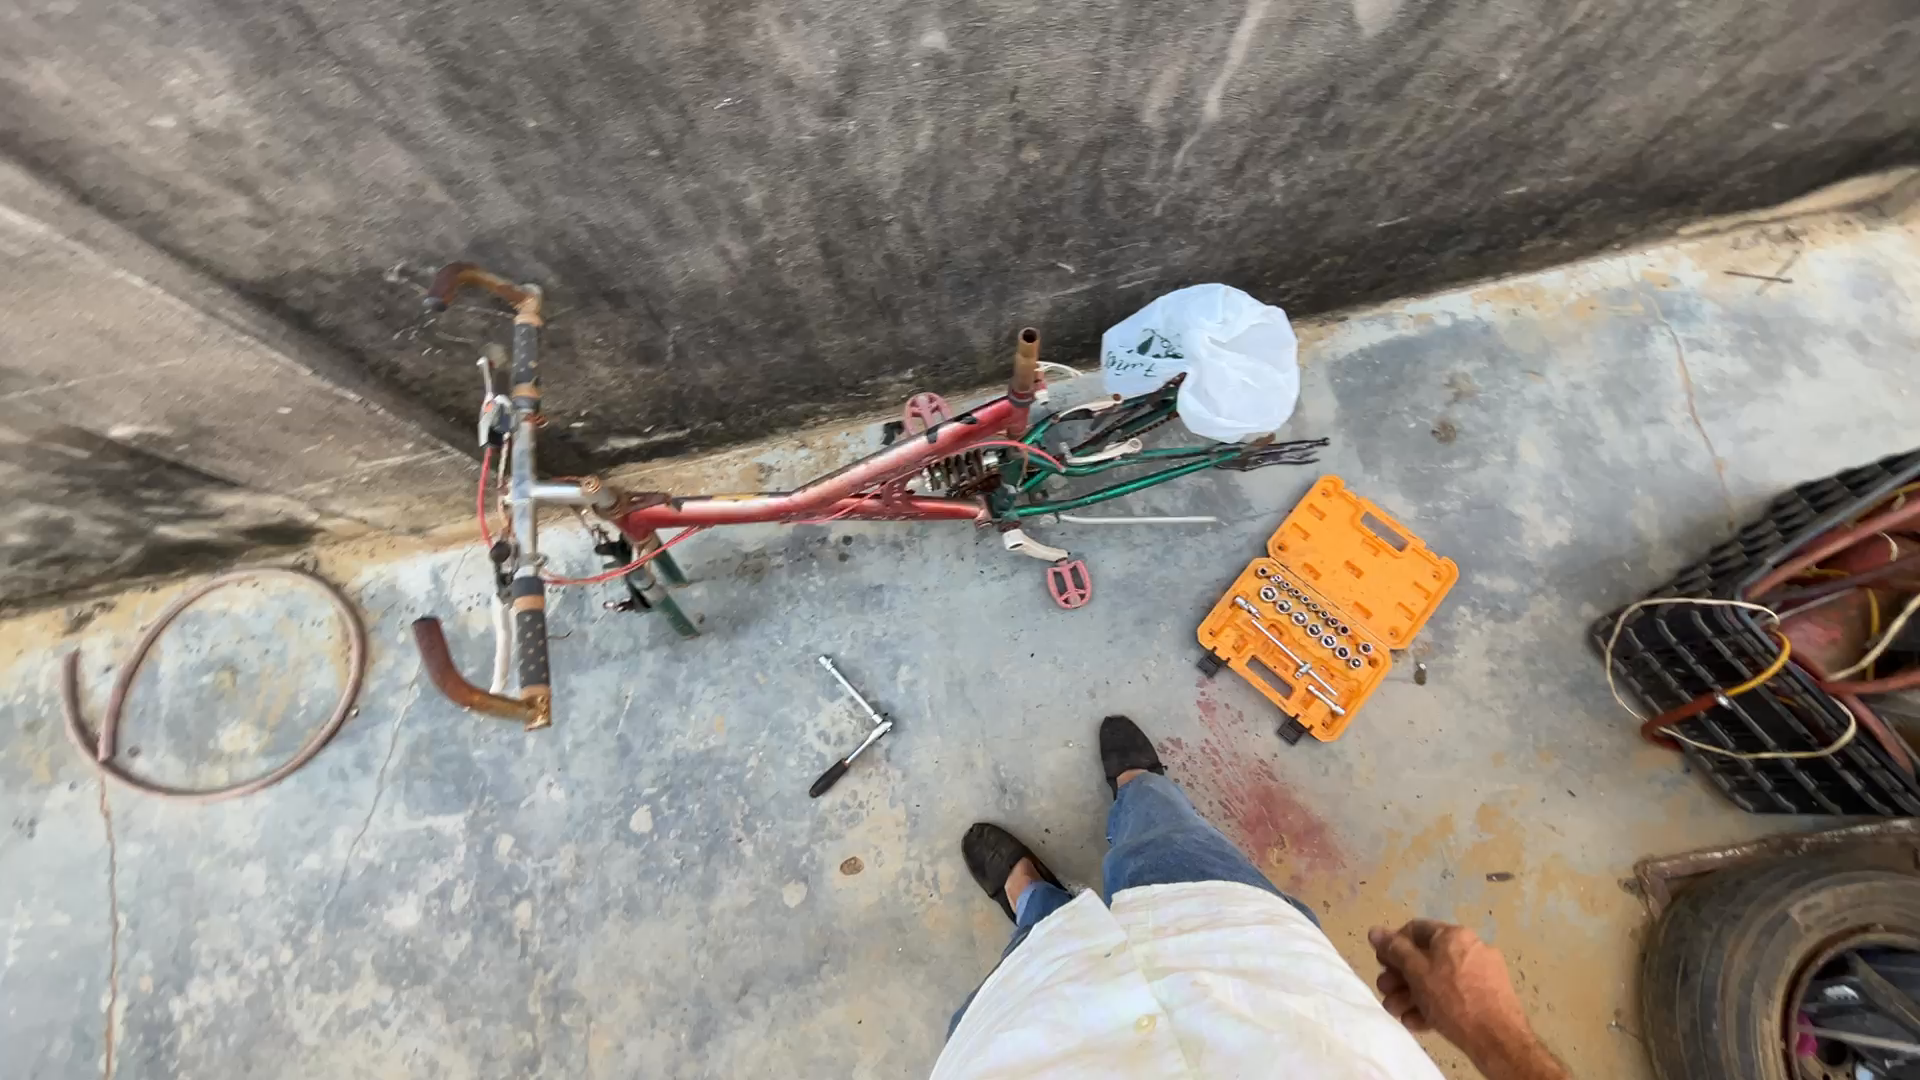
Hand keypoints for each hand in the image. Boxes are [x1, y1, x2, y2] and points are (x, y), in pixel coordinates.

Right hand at [1368, 920, 1566, 1079]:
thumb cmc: (1453, 1000)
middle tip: (1386, 992)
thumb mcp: (1416, 971)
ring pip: (1438, 980)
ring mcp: (1484, 976)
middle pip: (1425, 958)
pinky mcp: (1491, 999)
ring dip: (1413, 995)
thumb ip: (1394, 949)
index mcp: (1454, 935)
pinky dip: (1435, 1005)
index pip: (1414, 930)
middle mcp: (1471, 949)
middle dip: (1401, 977)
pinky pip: (1455, 995)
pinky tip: (1417, 1022)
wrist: (1501, 1044)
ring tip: (1398, 1012)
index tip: (1383, 965)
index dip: (1393, 946)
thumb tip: (1375, 931)